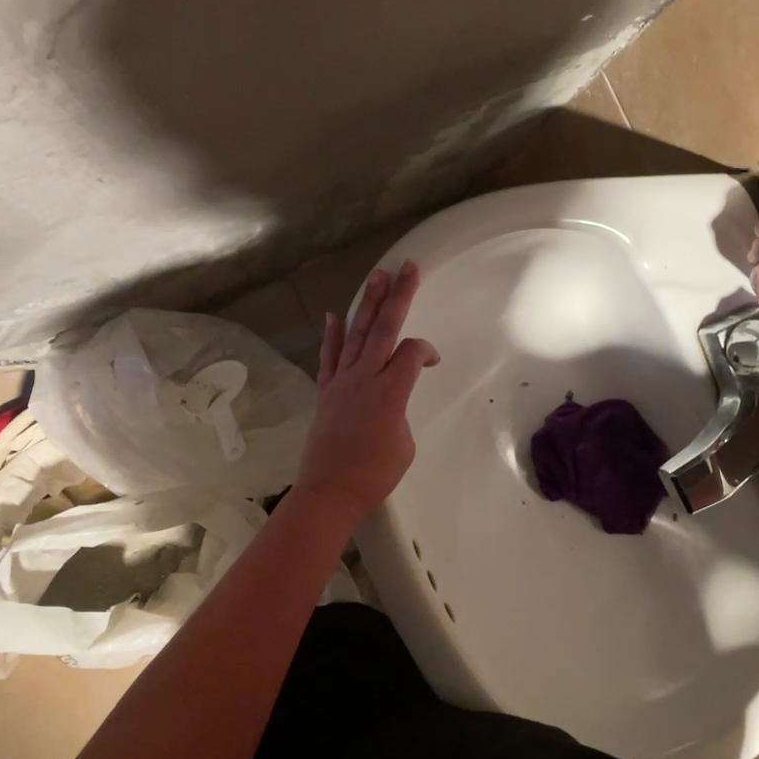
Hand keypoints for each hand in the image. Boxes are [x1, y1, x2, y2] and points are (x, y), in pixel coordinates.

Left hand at [293, 260, 439, 523]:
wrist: (330, 492)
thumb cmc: (374, 474)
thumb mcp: (404, 443)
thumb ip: (400, 411)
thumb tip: (389, 401)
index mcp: (391, 392)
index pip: (413, 353)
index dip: (427, 351)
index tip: (432, 362)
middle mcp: (365, 378)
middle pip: (385, 328)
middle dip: (399, 295)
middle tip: (407, 267)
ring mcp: (342, 381)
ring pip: (357, 333)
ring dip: (368, 303)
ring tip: (377, 275)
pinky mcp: (326, 391)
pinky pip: (329, 356)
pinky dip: (332, 334)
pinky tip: (334, 314)